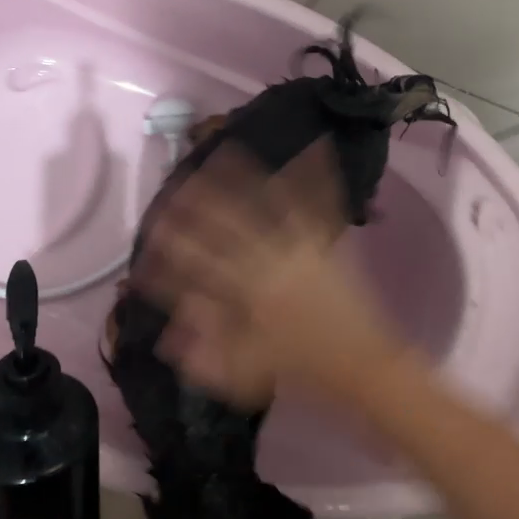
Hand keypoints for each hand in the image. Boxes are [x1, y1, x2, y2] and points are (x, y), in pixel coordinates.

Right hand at [139, 138, 409, 407]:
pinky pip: (323, 202)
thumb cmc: (305, 373)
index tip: (152, 231)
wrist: (367, 369)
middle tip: (175, 186)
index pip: (198, 264)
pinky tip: (316, 144)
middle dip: (196, 203)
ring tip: (224, 149)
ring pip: (266, 203)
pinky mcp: (328, 242)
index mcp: (247, 295)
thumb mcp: (247, 374)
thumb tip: (168, 334)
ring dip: (242, 175)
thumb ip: (205, 352)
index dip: (170, 247)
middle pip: (225, 224)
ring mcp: (301, 246)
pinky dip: (318, 172)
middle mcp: (270, 262)